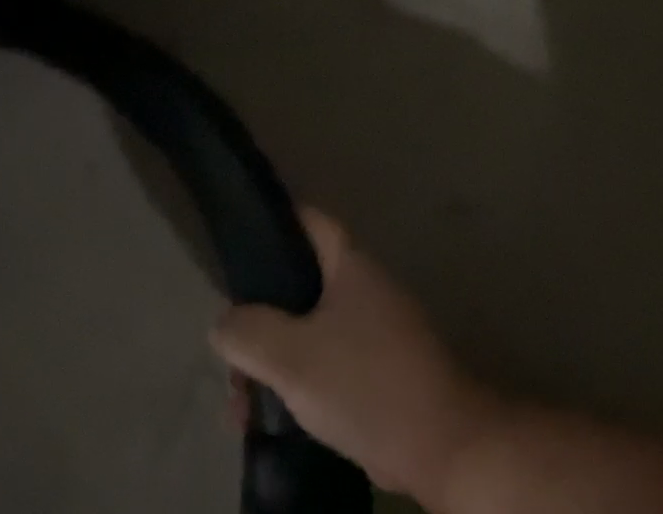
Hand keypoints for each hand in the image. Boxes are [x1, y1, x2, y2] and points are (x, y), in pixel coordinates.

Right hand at [211, 210, 503, 501]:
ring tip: (241, 407)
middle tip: (230, 355)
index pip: (313, 223)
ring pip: (309, 334)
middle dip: (260, 321)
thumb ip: (247, 332)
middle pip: (301, 288)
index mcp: (352, 267)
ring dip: (272, 364)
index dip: (279, 220)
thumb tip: (227, 323)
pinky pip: (326, 367)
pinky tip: (268, 420)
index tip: (242, 236)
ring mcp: (376, 333)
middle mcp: (367, 291)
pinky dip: (296, 386)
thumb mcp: (291, 354)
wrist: (435, 442)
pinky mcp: (378, 373)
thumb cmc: (362, 382)